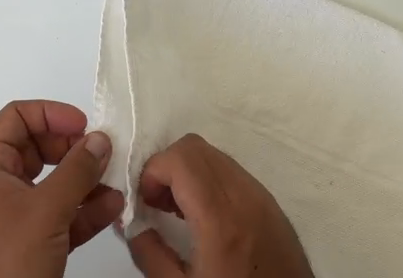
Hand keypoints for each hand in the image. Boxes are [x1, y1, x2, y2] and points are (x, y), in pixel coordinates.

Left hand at [0, 100, 123, 277]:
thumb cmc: (6, 258)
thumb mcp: (45, 211)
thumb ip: (76, 172)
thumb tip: (100, 138)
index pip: (17, 117)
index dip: (50, 114)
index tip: (84, 125)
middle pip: (39, 149)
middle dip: (73, 150)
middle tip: (103, 154)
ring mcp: (13, 216)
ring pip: (53, 184)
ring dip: (85, 181)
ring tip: (116, 181)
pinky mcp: (29, 245)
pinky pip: (59, 216)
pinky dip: (84, 211)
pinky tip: (111, 209)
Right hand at [126, 134, 313, 277]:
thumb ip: (149, 255)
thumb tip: (130, 223)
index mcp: (221, 217)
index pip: (179, 158)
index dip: (152, 172)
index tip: (144, 202)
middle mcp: (244, 195)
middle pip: (194, 147)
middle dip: (167, 167)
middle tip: (157, 203)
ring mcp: (262, 196)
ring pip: (214, 155)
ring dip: (188, 171)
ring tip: (179, 211)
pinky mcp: (272, 204)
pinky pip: (232, 171)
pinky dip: (210, 180)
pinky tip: (205, 216)